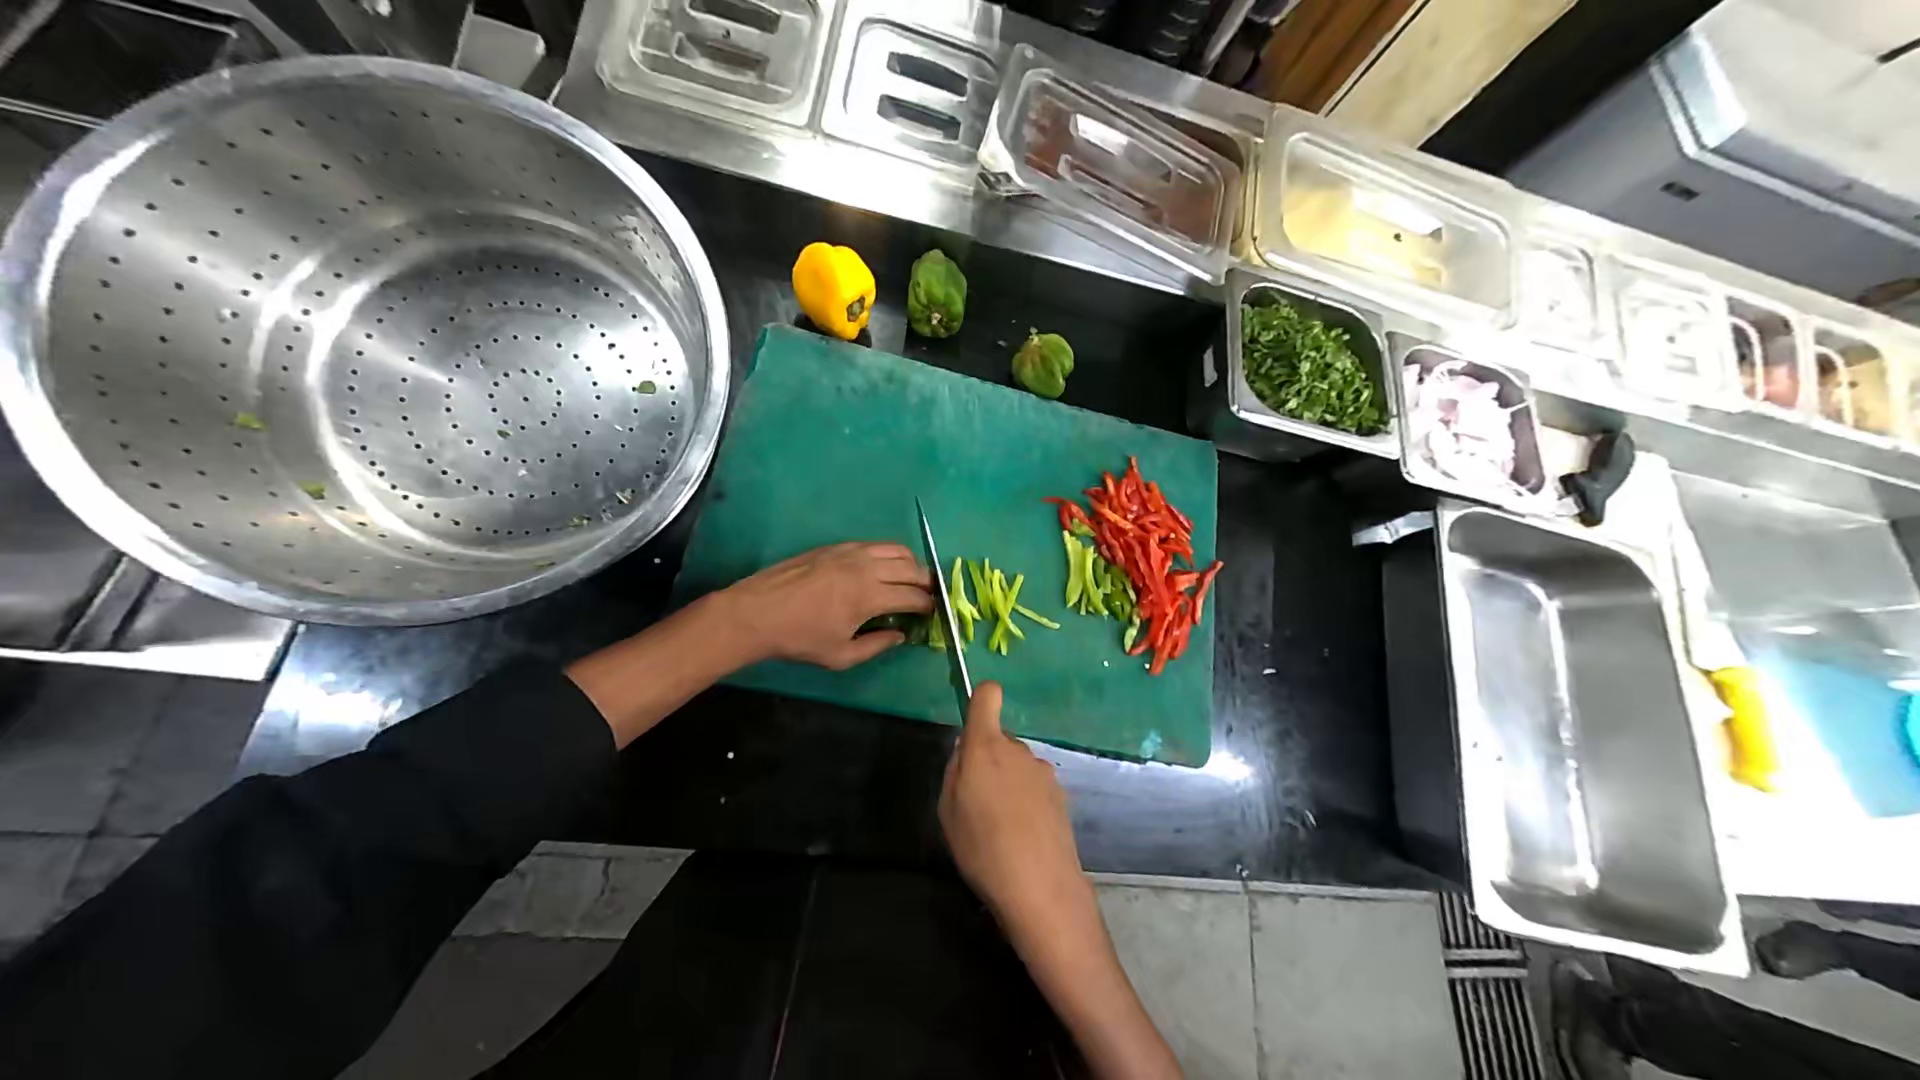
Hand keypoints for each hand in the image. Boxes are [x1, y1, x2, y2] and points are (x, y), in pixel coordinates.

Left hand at [720, 542, 932, 669]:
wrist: (757, 612)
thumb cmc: (799, 639)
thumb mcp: (841, 656)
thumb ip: (876, 646)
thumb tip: (900, 634)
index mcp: (870, 597)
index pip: (914, 596)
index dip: (929, 606)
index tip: (932, 614)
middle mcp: (867, 568)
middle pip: (912, 568)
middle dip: (927, 583)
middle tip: (928, 597)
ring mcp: (851, 552)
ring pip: (897, 549)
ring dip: (911, 564)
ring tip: (910, 580)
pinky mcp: (836, 546)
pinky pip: (875, 544)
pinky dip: (889, 555)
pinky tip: (883, 569)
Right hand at [939, 685, 1184, 1079]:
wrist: (1041, 888)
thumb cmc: (982, 847)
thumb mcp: (947, 810)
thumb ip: (955, 771)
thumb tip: (967, 753)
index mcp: (986, 747)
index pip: (988, 696)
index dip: (981, 699)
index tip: (974, 722)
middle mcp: (1018, 750)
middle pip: (999, 740)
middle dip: (988, 760)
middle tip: (976, 802)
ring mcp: (1043, 772)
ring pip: (1017, 766)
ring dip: (1008, 784)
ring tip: (1000, 828)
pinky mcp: (1061, 795)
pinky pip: (1034, 788)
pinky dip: (1026, 803)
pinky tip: (1022, 837)